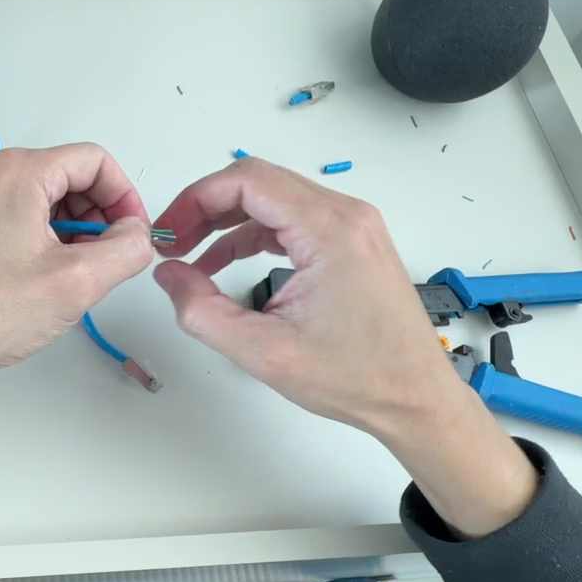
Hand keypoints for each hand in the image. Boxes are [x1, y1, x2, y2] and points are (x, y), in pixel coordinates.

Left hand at [0, 144, 155, 416]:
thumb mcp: (77, 281)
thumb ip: (125, 250)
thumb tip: (139, 236)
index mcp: (20, 173)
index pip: (95, 161)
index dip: (125, 197)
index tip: (133, 235)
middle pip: (72, 178)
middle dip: (100, 217)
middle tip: (107, 262)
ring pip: (50, 201)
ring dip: (76, 233)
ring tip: (76, 276)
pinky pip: (25, 219)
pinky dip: (49, 241)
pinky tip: (50, 279)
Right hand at [151, 156, 535, 536]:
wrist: (415, 399)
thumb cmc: (355, 377)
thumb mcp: (261, 351)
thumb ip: (201, 310)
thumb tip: (167, 274)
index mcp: (329, 230)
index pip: (245, 181)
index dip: (194, 201)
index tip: (166, 236)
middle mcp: (345, 215)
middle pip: (256, 184)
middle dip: (203, 209)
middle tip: (171, 245)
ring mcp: (351, 226)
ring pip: (270, 200)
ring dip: (224, 222)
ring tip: (189, 257)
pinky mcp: (349, 243)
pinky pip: (288, 220)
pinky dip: (249, 235)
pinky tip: (223, 264)